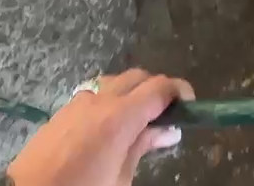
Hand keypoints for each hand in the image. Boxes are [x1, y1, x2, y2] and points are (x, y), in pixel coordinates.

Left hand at [6, 71, 193, 185]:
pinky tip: (108, 128)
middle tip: (166, 116)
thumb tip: (170, 130)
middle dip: (157, 89)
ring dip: (132, 93)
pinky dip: (110, 100)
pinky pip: (95, 93)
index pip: (160, 87)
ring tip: (137, 122)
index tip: (190, 105)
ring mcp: (80, 102)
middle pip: (139, 77)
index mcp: (120, 118)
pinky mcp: (63, 110)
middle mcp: (102, 100)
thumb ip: (143, 147)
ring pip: (116, 81)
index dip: (179, 90)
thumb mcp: (119, 181)